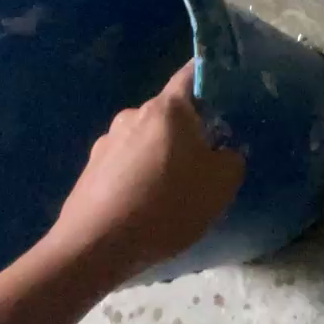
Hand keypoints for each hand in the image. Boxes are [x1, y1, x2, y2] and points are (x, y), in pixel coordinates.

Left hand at [47, 61, 245, 276]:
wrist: (93, 249)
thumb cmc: (167, 204)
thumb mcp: (223, 182)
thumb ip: (232, 156)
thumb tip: (222, 151)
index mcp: (168, 109)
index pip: (193, 74)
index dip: (215, 76)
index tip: (232, 89)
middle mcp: (134, 115)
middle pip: (173, 111)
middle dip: (193, 126)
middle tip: (212, 152)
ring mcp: (107, 142)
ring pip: (150, 137)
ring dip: (166, 151)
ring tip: (180, 183)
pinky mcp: (91, 169)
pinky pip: (129, 160)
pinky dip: (144, 171)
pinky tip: (152, 200)